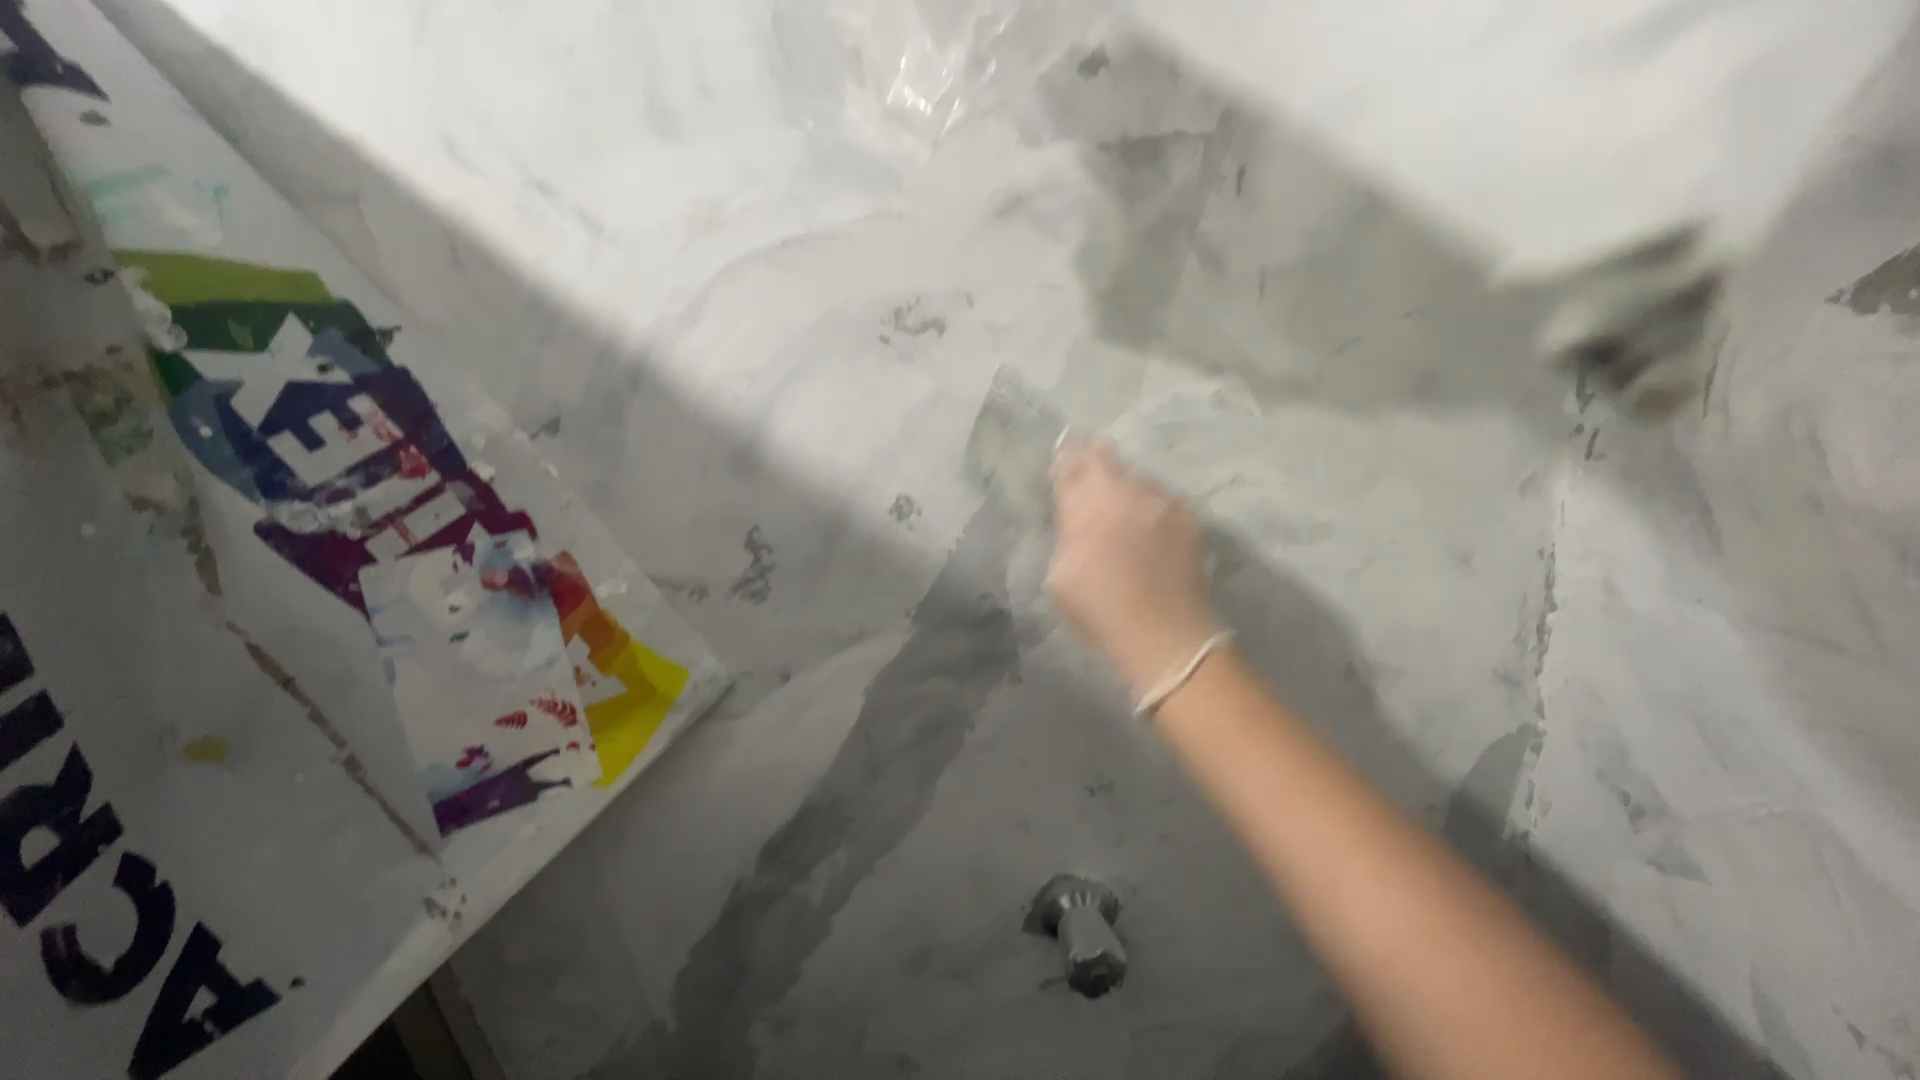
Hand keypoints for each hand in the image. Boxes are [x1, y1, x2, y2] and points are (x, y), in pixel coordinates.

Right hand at [1047, 439, 1217, 696]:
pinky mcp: (1189, 517)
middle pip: (1106, 459)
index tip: (1061, 459)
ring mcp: (1163, 502)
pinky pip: (1162, 499)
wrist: (1165, 637)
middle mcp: (1128, 492)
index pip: (1072, 464)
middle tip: (1086, 467)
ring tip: (1119, 503)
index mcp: (1089, 506)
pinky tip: (1146, 523)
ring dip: (1125, 485)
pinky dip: (1150, 504)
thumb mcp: (1061, 576)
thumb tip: (1073, 512)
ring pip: (1137, 477)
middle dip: (1093, 460)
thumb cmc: (1102, 612)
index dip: (1065, 458)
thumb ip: (1067, 532)